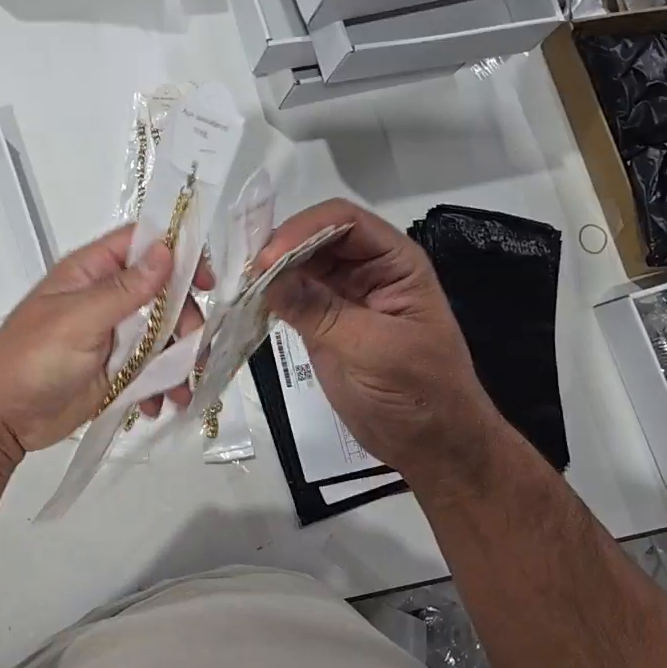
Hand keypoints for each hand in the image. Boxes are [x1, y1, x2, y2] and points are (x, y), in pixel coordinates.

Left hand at [0, 223, 211, 469]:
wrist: (1, 420)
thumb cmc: (30, 361)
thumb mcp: (79, 319)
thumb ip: (125, 289)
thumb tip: (165, 251)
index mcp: (90, 273)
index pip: (141, 244)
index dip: (177, 252)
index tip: (205, 279)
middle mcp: (105, 299)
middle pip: (163, 293)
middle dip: (185, 318)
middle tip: (194, 344)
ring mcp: (112, 336)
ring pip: (163, 334)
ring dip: (180, 358)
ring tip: (184, 387)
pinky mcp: (116, 370)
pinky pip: (153, 369)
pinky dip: (163, 385)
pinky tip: (159, 404)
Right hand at [255, 199, 499, 476]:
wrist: (433, 446)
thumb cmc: (421, 394)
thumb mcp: (375, 350)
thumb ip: (321, 312)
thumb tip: (267, 276)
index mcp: (394, 261)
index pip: (344, 221)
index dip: (303, 229)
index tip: (266, 258)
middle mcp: (366, 268)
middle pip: (314, 237)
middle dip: (277, 247)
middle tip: (239, 273)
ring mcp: (341, 295)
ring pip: (296, 264)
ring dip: (266, 271)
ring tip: (233, 286)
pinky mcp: (320, 322)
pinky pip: (288, 295)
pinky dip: (265, 296)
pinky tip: (243, 304)